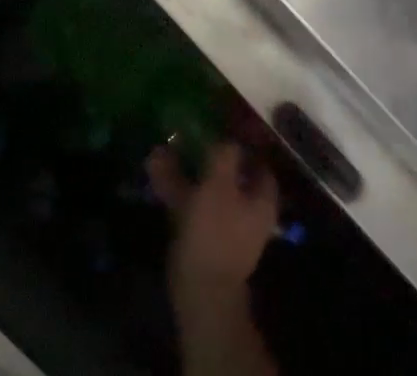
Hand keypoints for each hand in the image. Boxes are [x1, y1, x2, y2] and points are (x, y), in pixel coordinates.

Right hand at [147, 142, 279, 321]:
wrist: (201, 289)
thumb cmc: (215, 233)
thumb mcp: (219, 187)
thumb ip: (222, 157)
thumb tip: (223, 137)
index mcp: (261, 200)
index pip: (258, 163)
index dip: (242, 144)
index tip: (219, 127)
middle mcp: (248, 211)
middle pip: (232, 175)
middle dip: (209, 156)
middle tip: (187, 135)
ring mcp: (225, 225)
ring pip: (208, 188)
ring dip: (187, 169)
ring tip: (165, 149)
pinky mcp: (203, 236)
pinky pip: (191, 204)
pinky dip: (176, 188)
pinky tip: (155, 171)